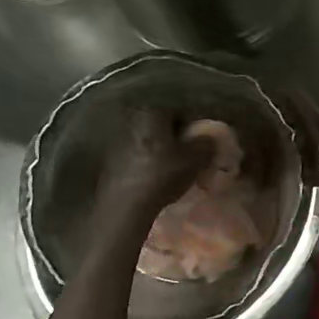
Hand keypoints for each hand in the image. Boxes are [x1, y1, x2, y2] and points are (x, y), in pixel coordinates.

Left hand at [95, 111, 216, 228]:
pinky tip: (154, 181)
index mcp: (152, 112)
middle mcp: (132, 120)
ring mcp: (118, 141)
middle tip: (188, 157)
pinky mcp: (110, 162)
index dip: (193, 129)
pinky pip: (136, 158)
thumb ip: (206, 144)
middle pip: (162, 127)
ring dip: (160, 153)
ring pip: (148, 143)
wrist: (125, 205)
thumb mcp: (195, 159)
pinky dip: (146, 165)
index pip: (180, 113)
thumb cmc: (163, 174)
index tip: (201, 145)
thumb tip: (208, 139)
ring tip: (172, 171)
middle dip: (175, 140)